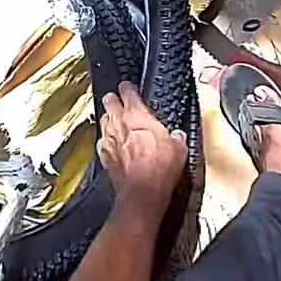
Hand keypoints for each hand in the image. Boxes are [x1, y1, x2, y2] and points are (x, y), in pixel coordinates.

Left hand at [97, 83, 186, 223]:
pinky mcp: (104, 155)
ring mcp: (108, 138)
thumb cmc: (159, 168)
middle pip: (109, 100)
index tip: (129, 87)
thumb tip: (178, 136)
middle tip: (118, 100)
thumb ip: (176, 137)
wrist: (142, 193)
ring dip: (108, 118)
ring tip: (115, 120)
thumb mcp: (178, 149)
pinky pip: (101, 141)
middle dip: (113, 98)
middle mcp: (119, 123)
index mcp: (136, 114)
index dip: (128, 87)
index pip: (127, 90)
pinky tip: (111, 144)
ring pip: (103, 119)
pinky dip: (106, 141)